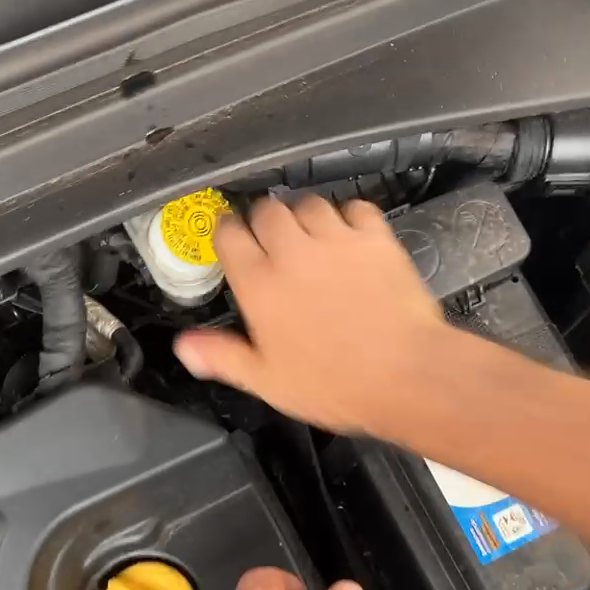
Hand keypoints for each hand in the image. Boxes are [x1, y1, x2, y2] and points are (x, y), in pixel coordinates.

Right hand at [174, 196, 456, 436]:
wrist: (405, 375)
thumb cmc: (335, 385)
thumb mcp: (268, 381)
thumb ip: (223, 357)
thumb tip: (184, 346)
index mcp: (260, 286)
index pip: (228, 235)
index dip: (226, 234)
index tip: (230, 242)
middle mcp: (294, 253)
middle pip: (267, 210)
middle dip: (263, 222)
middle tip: (271, 244)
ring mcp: (338, 241)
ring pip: (310, 204)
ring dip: (304, 217)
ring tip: (309, 240)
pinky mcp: (377, 239)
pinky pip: (356, 208)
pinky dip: (348, 217)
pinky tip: (349, 238)